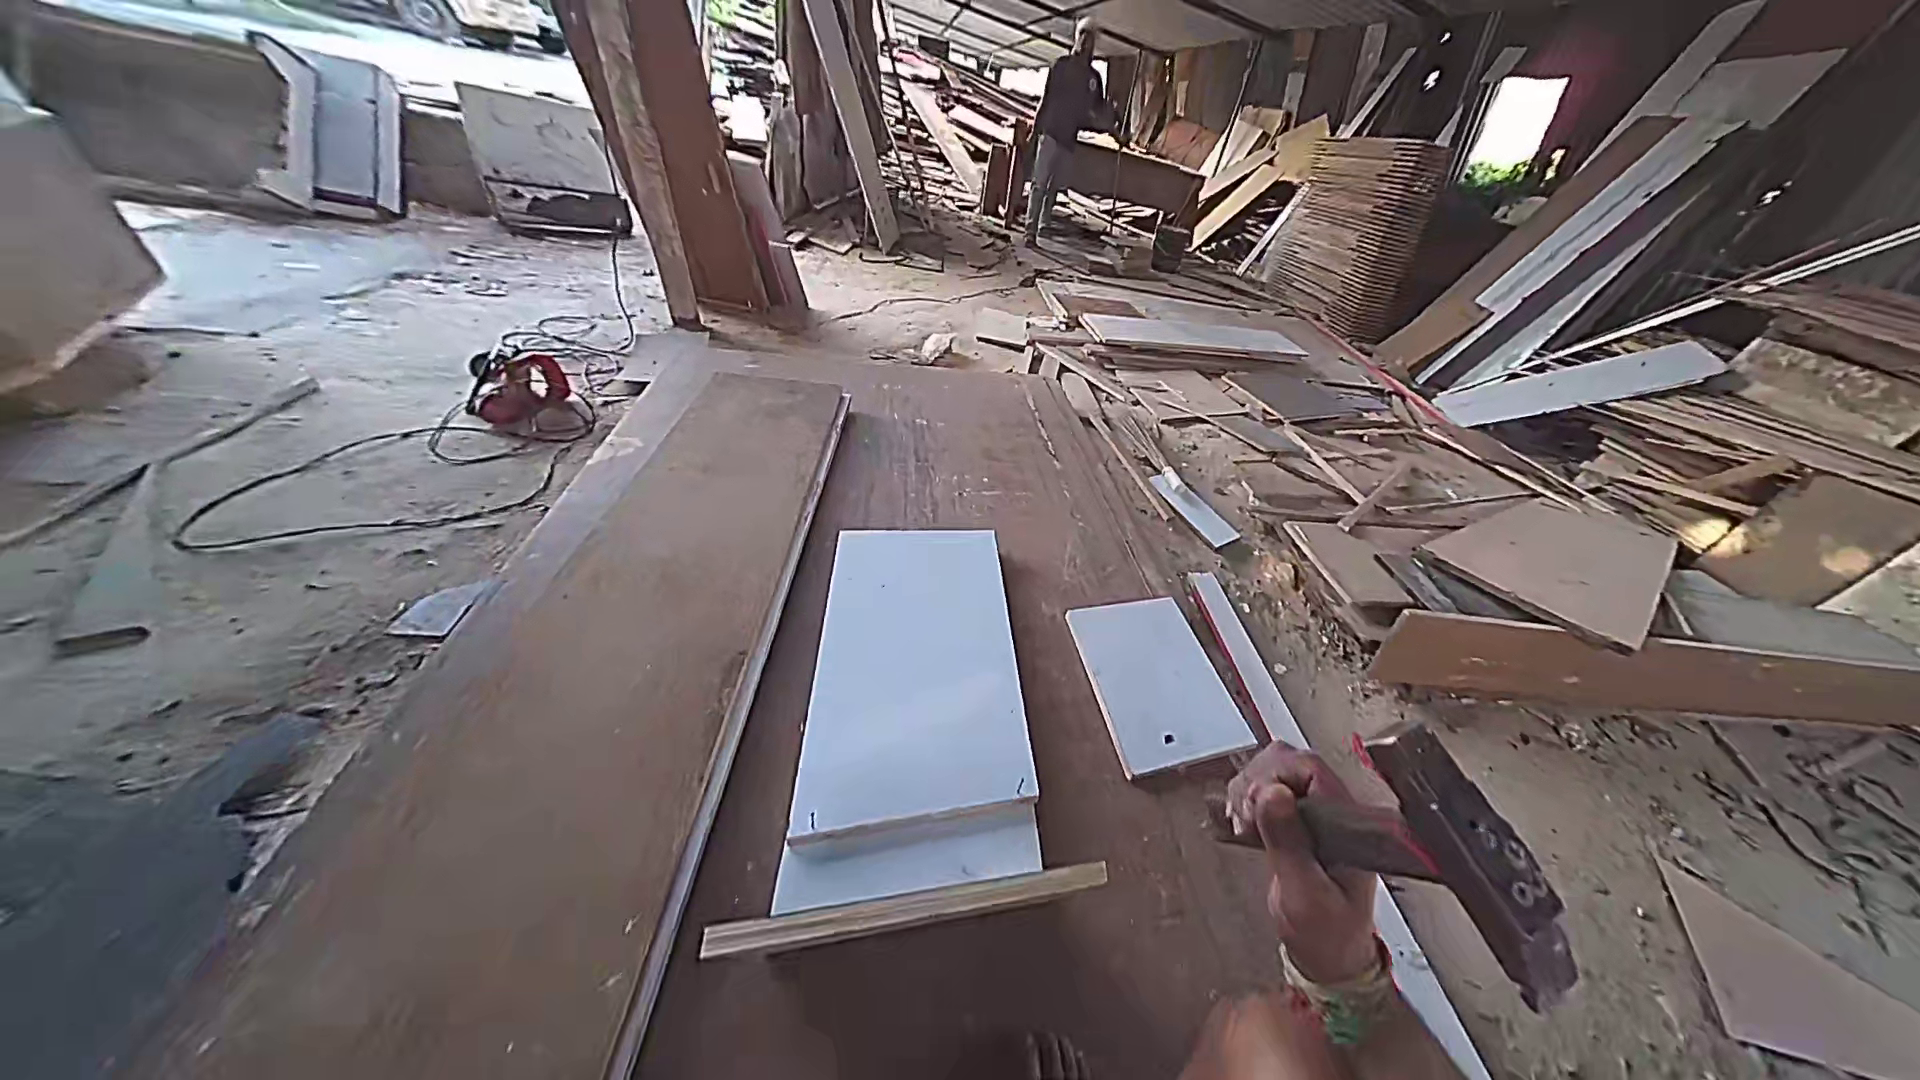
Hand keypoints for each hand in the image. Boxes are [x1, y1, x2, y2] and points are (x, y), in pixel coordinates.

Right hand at [1226, 743, 1380, 983]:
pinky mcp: (1291, 817)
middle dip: (1255, 782)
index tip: (1256, 802)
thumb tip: (1271, 793)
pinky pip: (1261, 787)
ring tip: (1244, 824)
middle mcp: (1330, 809)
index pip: (1310, 766)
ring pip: (1269, 769)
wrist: (1327, 956)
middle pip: (1286, 760)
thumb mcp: (1305, 892)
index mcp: (1347, 822)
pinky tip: (1242, 823)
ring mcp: (1310, 811)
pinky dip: (1242, 799)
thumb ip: (1288, 842)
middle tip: (1247, 817)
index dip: (1276, 775)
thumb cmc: (1326, 932)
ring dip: (1246, 790)